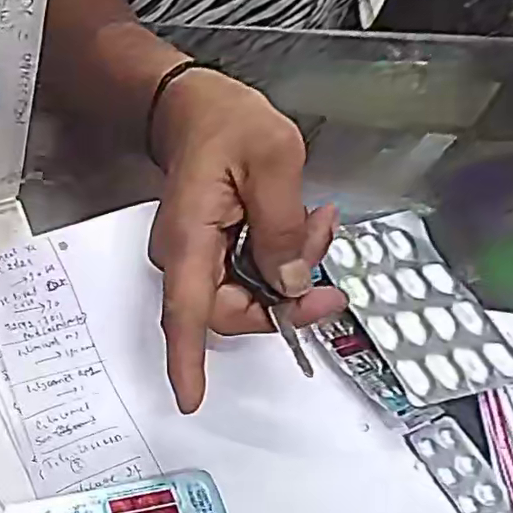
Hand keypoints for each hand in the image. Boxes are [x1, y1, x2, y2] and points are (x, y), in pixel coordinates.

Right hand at [149, 69, 346, 412]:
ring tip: (318, 227)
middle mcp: (183, 260)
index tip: (190, 398)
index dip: (186, 361)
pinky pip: (242, 280)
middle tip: (329, 279)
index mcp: (189, 239)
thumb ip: (284, 226)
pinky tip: (300, 230)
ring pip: (240, 298)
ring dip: (286, 277)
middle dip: (281, 301)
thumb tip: (288, 284)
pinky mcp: (208, 257)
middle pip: (226, 311)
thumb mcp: (274, 160)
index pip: (185, 311)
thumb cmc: (226, 124)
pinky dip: (276, 265)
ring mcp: (193, 261)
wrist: (194, 113)